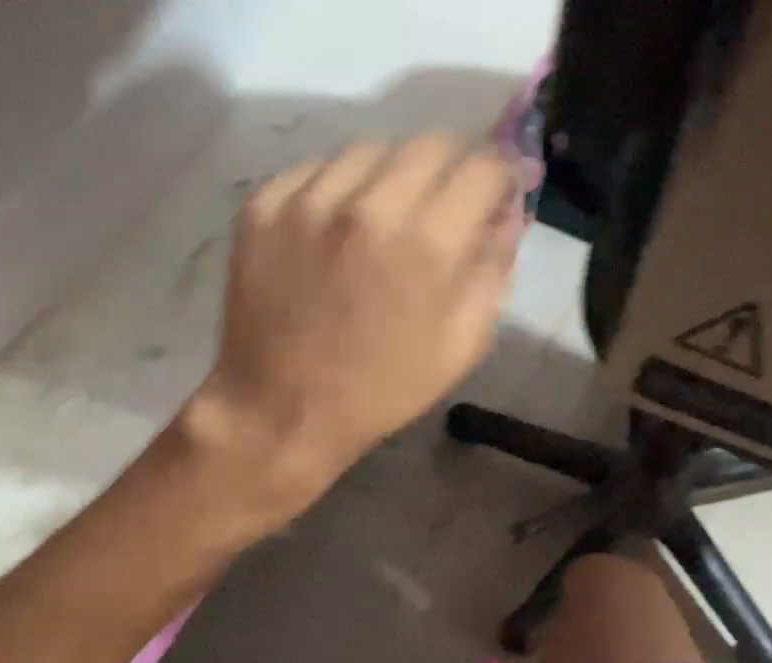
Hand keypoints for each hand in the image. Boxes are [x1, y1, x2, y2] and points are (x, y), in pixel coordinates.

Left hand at [188, 134, 522, 504]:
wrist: (281, 410)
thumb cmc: (382, 390)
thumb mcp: (462, 346)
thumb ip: (493, 270)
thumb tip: (507, 213)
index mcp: (427, 244)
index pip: (484, 165)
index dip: (502, 173)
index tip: (498, 189)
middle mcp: (369, 204)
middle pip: (430, 143)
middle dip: (451, 168)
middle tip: (444, 203)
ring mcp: (309, 199)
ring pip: (371, 150)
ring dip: (392, 175)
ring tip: (384, 219)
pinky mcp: (264, 204)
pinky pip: (317, 169)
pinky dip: (338, 189)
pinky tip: (337, 229)